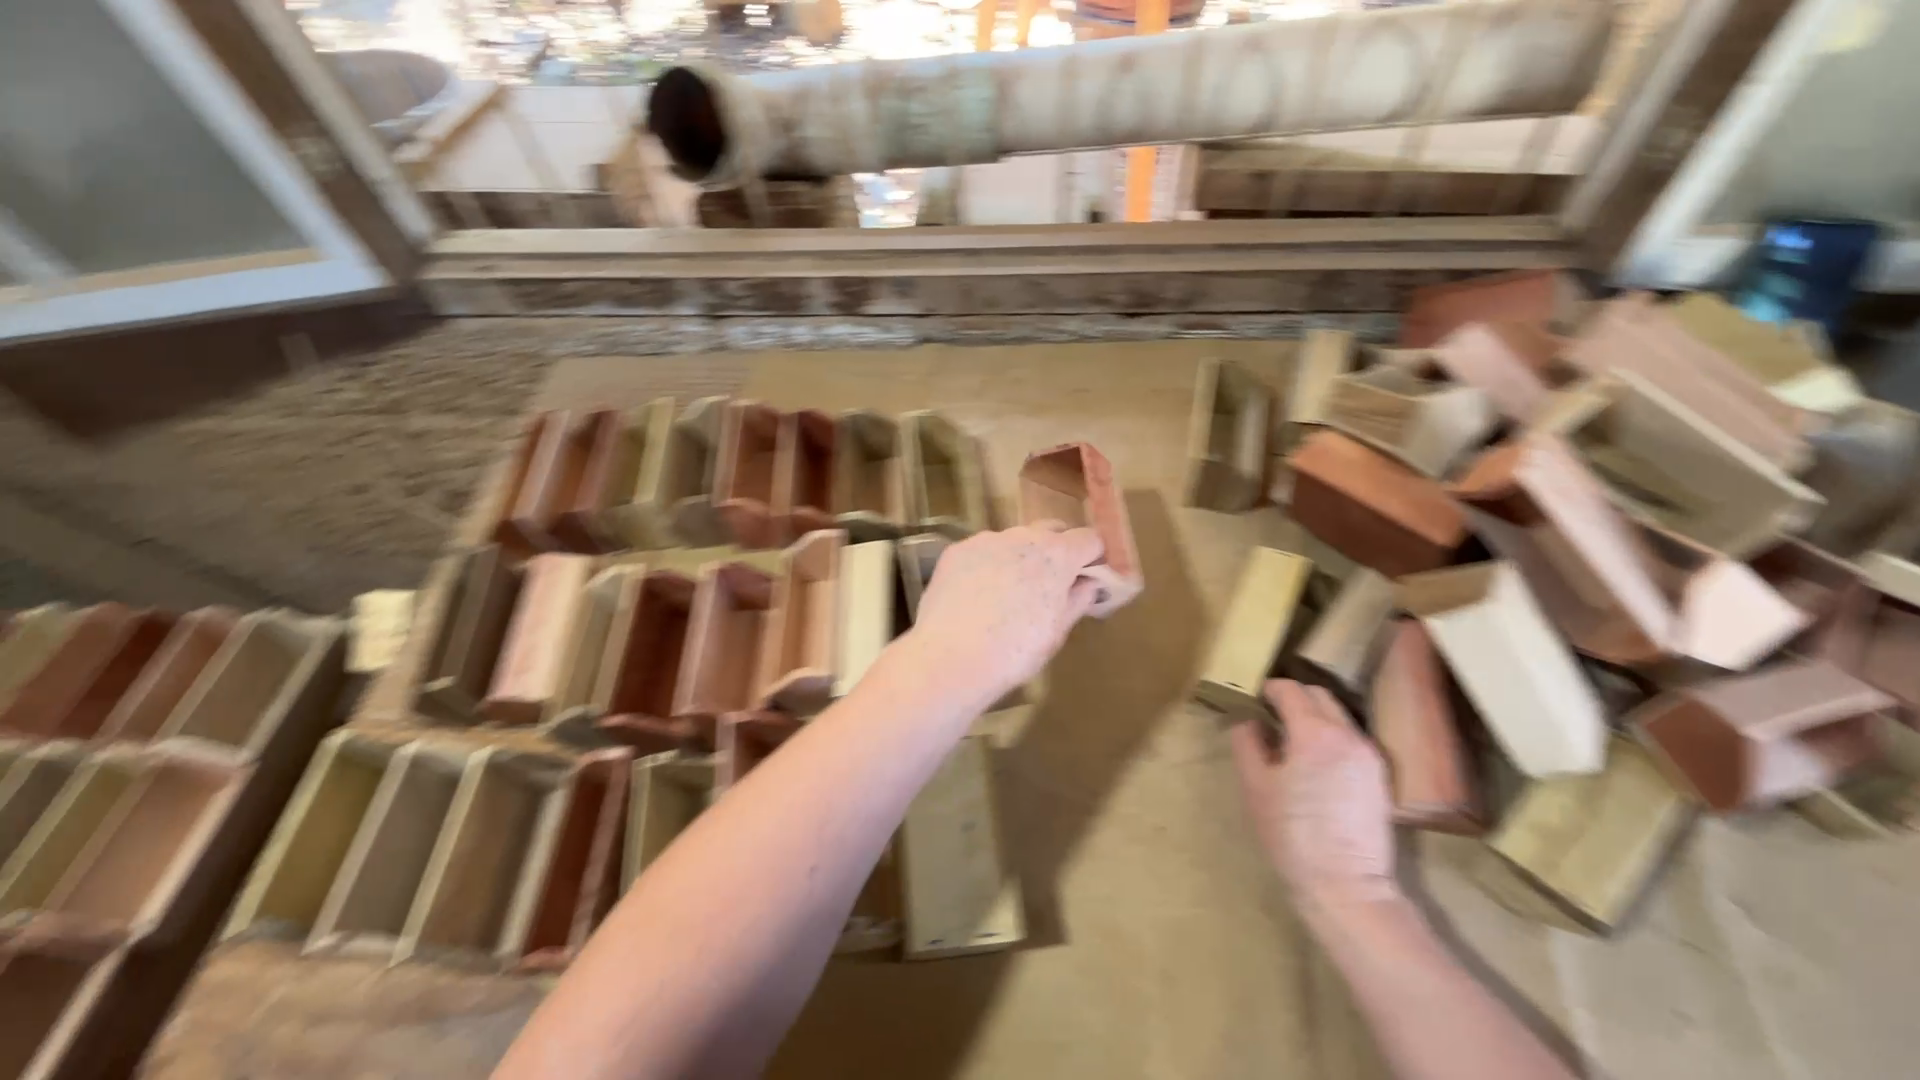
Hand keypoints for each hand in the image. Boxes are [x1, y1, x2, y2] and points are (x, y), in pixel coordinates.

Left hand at [910, 522, 1105, 698]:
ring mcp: (986, 540)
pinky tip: (978, 595)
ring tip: (1008, 594)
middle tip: (1050, 585)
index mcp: (1057, 555)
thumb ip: (1077, 600)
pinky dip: (988, 565)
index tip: (1088, 576)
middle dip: (1057, 551)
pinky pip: (983, 551)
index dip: (1093, 556)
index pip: (1090, 539)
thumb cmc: (1014, 652)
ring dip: (1020, 557)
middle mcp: (1024, 537)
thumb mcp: (1056, 632)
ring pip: (1014, 540)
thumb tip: (1089, 583)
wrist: (951, 658)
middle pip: (1051, 531)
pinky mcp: (957, 550)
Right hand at [1231, 680, 1397, 912]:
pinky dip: (1333, 738)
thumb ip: (1248, 744)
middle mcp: (1348, 735)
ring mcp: (1369, 755)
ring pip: (1340, 717)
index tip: (1255, 699)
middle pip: (1320, 696)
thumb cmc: (1291, 835)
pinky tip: (1318, 765)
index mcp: (1314, 733)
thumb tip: (1247, 720)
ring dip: (1316, 717)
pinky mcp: (1381, 776)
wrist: (1344, 884)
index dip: (1269, 689)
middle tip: (1272, 715)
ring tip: (1294, 741)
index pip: (1291, 690)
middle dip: (1295, 697)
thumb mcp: (1255, 788)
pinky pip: (1353, 740)